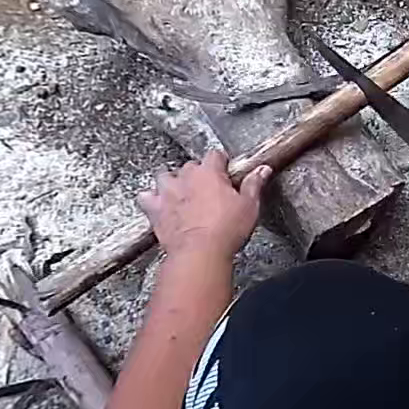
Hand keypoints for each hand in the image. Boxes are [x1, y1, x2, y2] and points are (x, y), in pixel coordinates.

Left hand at [138, 150, 271, 260]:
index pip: (215, 155)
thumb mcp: (249, 206)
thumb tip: (263, 169)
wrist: (199, 252)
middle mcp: (186, 176)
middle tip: (209, 192)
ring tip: (182, 195)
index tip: (226, 173)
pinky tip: (159, 205)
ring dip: (172, 183)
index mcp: (209, 171)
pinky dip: (151, 199)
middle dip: (198, 175)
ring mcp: (167, 192)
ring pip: (165, 176)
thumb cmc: (226, 229)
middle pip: (190, 166)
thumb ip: (254, 184)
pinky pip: (145, 197)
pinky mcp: (154, 209)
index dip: (222, 164)